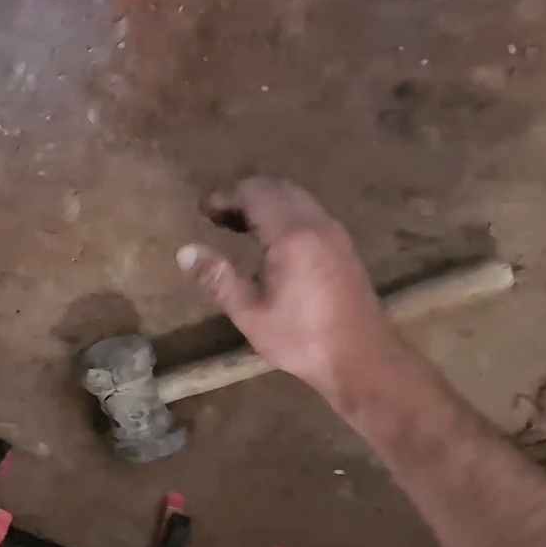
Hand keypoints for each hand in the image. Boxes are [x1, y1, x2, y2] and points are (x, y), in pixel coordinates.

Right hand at [177, 178, 404, 399]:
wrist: (361, 357)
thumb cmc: (300, 338)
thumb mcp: (249, 313)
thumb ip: (216, 278)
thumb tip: (184, 251)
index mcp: (291, 237)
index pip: (255, 196)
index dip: (225, 197)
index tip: (201, 210)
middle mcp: (316, 225)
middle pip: (277, 189)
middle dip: (244, 195)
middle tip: (215, 215)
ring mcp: (334, 233)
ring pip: (296, 198)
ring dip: (265, 203)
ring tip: (236, 225)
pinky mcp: (342, 246)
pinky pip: (309, 212)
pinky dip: (283, 213)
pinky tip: (268, 240)